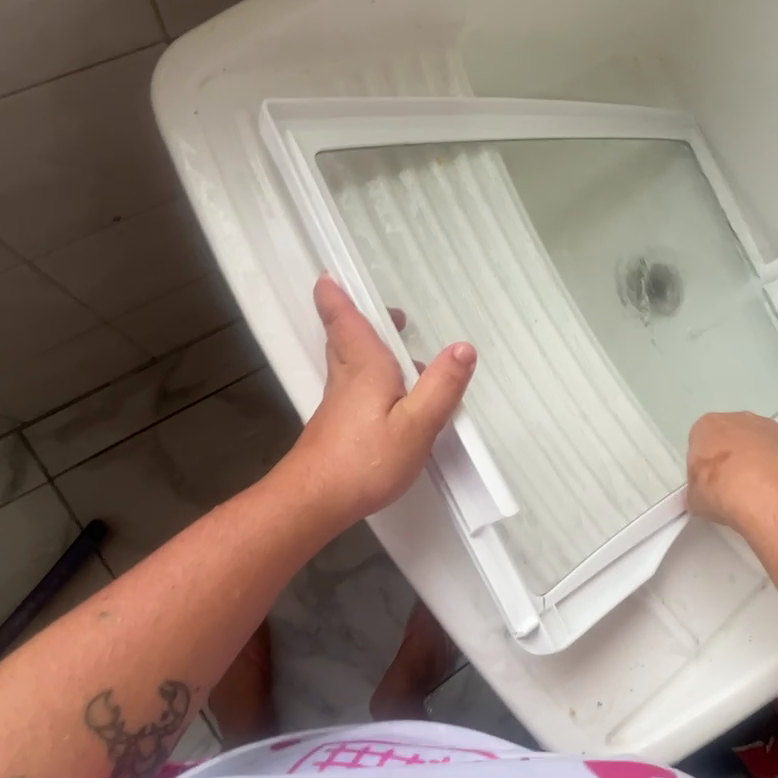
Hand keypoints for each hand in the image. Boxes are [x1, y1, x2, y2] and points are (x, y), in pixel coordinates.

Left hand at [285, 277, 476, 525]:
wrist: (313, 502)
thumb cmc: (365, 460)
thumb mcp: (417, 424)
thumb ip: (441, 386)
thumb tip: (464, 346)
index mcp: (365, 367)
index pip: (344, 320)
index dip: (336, 296)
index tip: (329, 275)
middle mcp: (347, 378)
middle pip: (346, 338)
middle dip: (360, 320)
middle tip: (391, 315)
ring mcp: (339, 404)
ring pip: (351, 364)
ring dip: (371, 349)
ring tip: (405, 354)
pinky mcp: (338, 427)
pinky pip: (356, 389)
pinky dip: (373, 379)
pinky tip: (395, 401)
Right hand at [686, 412, 777, 534]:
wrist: (770, 499)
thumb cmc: (723, 494)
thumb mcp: (695, 500)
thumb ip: (696, 491)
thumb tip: (701, 495)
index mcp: (707, 426)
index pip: (700, 443)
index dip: (703, 465)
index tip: (709, 484)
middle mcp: (738, 419)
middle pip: (730, 437)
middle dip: (730, 457)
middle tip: (732, 486)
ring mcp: (768, 428)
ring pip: (757, 442)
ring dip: (755, 460)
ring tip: (757, 490)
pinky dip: (777, 467)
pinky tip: (775, 488)